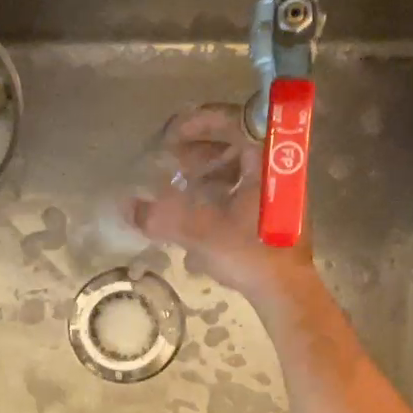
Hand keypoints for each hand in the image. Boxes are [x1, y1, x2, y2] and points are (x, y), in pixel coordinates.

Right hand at [129, 102, 319, 308]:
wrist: (285, 292)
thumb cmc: (250, 255)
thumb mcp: (201, 234)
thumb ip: (162, 218)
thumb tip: (127, 206)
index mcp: (268, 160)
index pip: (236, 120)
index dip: (201, 122)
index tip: (173, 136)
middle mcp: (279, 166)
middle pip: (237, 140)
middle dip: (200, 148)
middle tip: (172, 163)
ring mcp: (281, 187)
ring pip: (240, 163)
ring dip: (208, 170)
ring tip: (181, 188)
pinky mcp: (277, 207)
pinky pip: (246, 184)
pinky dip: (220, 189)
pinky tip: (199, 210)